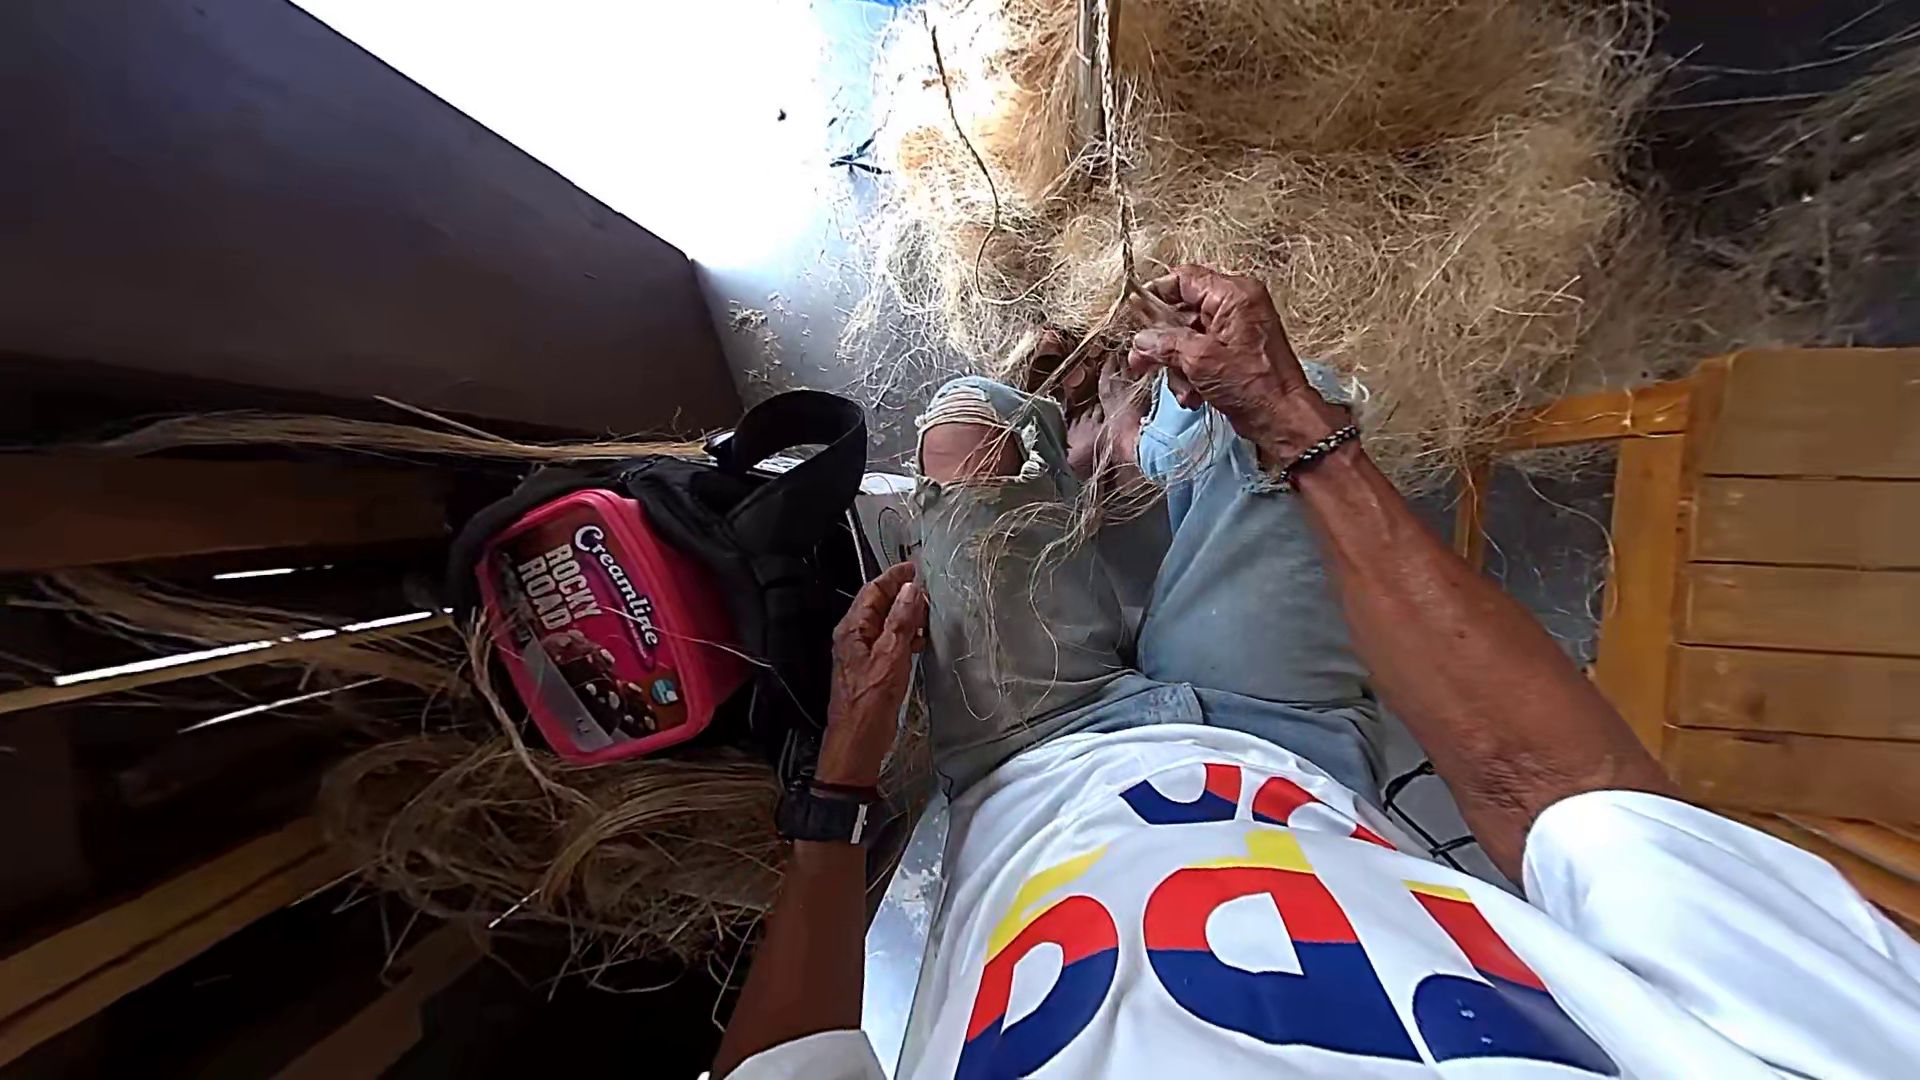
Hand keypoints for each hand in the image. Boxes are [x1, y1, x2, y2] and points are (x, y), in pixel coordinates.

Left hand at [817, 561, 926, 787]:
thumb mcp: (890, 658)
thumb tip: (911, 589)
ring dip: (906, 615)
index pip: (872, 591)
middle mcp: (854, 636)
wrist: (857, 744)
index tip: (915, 567)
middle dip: (902, 594)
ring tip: (928, 613)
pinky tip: (920, 640)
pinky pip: (889, 641)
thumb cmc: (870, 703)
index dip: (894, 577)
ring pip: (886, 623)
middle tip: (927, 589)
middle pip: (878, 605)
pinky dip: (905, 635)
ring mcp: (862, 652)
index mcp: (852, 629)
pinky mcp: (872, 667)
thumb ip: (900, 621)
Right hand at [1126, 265, 1346, 460]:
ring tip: (1181, 389)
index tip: (1133, 315)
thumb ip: (1166, 343)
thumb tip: (1140, 340)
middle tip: (1140, 363)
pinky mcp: (1230, 355)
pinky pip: (1197, 358)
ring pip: (1185, 340)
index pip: (1185, 279)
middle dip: (1160, 343)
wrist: (1279, 416)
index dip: (1156, 294)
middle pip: (1181, 313)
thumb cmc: (1249, 382)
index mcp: (1233, 295)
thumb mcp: (1199, 358)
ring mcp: (1231, 332)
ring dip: (1175, 367)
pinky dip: (1189, 377)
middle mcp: (1233, 307)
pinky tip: (1192, 396)